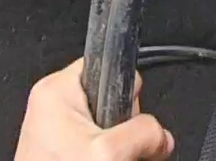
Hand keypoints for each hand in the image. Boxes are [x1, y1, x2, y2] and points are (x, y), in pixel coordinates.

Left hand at [14, 59, 173, 160]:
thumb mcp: (109, 153)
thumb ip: (146, 132)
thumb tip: (162, 136)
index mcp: (56, 89)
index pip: (109, 63)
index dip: (126, 89)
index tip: (123, 114)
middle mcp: (53, 105)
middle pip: (113, 94)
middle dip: (123, 124)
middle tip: (113, 149)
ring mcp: (56, 130)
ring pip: (109, 122)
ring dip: (117, 145)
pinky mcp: (62, 150)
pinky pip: (98, 141)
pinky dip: (107, 155)